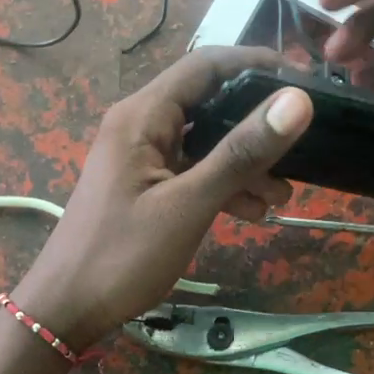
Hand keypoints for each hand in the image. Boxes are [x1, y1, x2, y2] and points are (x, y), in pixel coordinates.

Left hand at [12, 46, 313, 345]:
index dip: (258, 66)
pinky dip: (221, 187)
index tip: (306, 83)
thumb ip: (241, 153)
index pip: (207, 65)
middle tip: (302, 151)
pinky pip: (190, 174)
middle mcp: (139, 126)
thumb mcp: (187, 205)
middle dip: (256, 126)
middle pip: (209, 105)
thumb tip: (298, 101)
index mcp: (142, 115)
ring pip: (203, 145)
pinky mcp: (143, 189)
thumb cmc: (122, 255)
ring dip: (243, 165)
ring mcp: (139, 159)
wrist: (67, 308)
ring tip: (282, 196)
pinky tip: (252, 213)